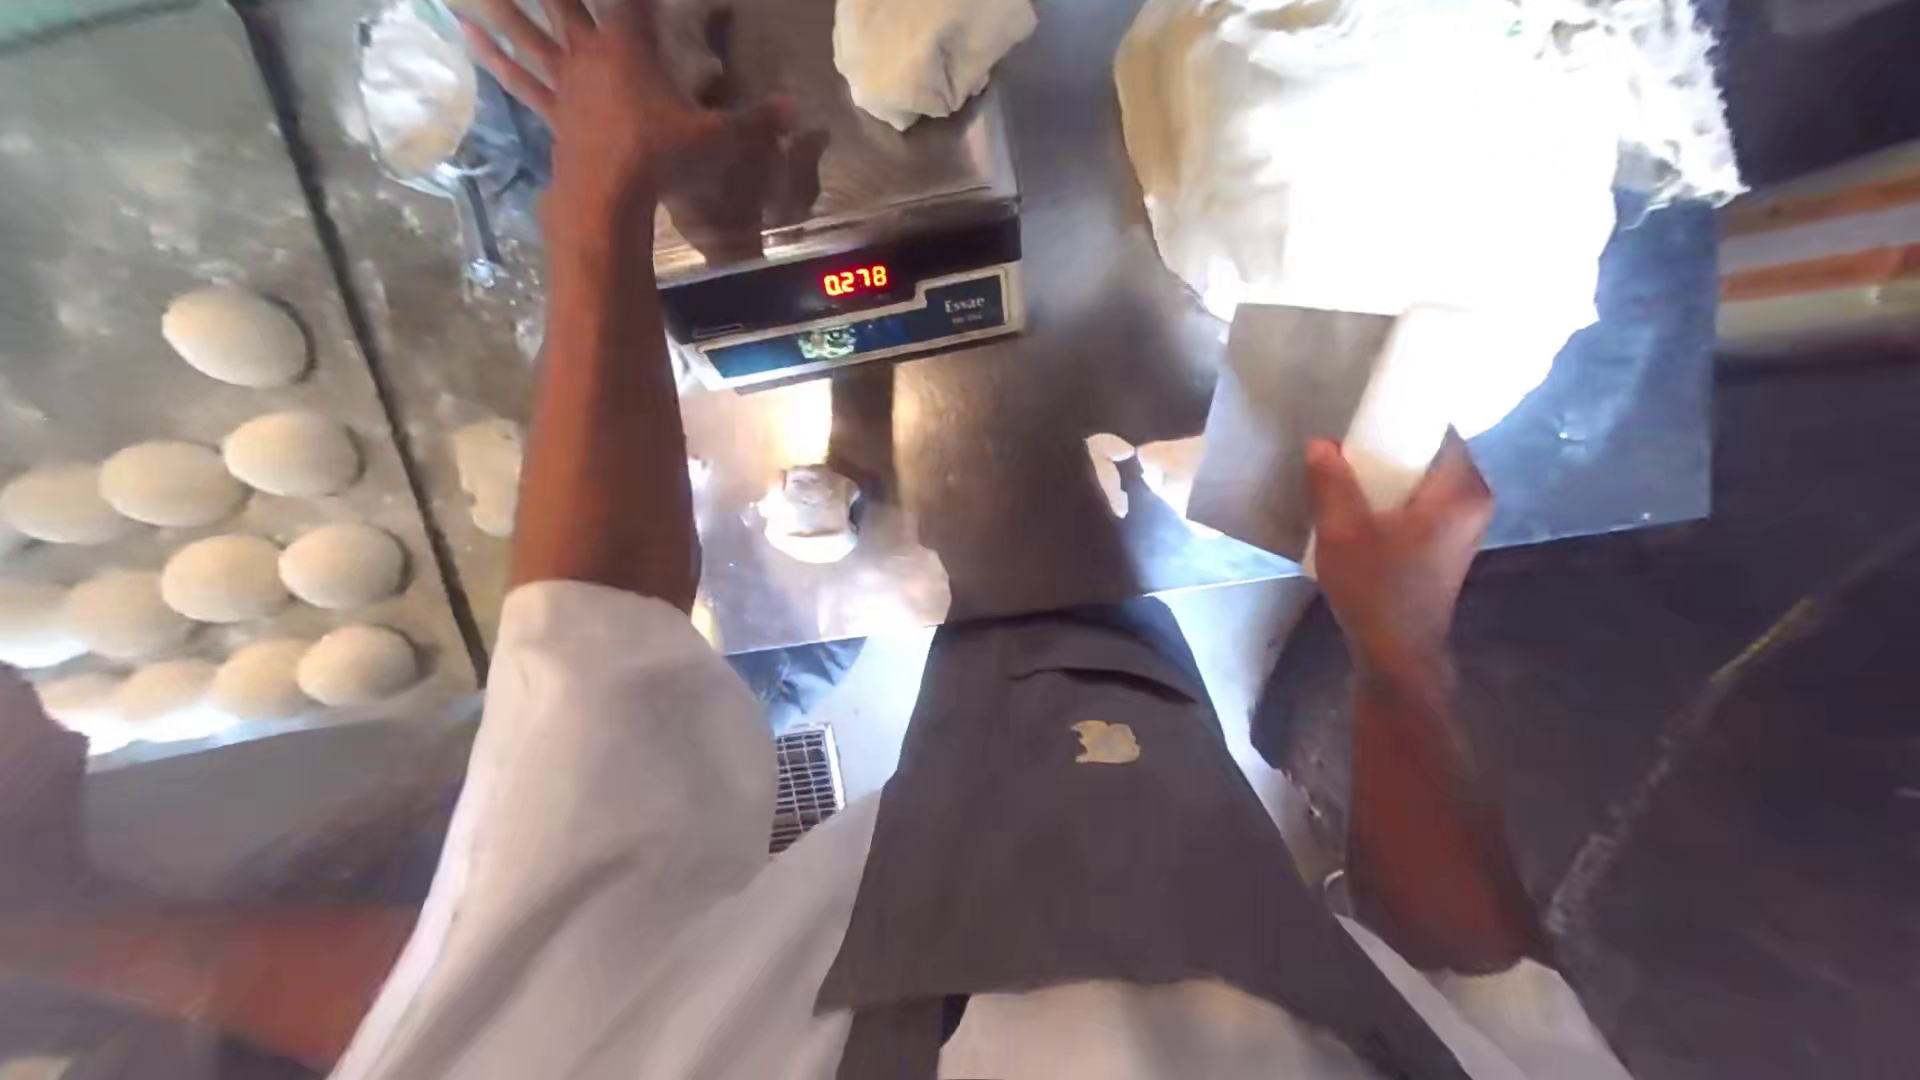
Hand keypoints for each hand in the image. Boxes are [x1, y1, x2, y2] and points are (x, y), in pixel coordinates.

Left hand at [465, 0, 803, 253]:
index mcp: (630, 48)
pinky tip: (466, 29)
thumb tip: (793, 108)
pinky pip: (518, 76)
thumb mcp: (717, 142)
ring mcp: (564, 81)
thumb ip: (753, 123)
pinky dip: (492, 53)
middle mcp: (590, 52)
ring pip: (526, 26)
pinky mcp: (551, 112)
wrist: (611, 196)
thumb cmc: (663, 159)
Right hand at [1305, 431, 1491, 681]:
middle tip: (1343, 446)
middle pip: (1430, 456)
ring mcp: (1463, 525)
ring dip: (1386, 476)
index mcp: (1461, 491)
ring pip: (1422, 481)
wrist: (1395, 649)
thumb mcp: (1342, 530)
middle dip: (1387, 448)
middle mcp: (1474, 502)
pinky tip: (1358, 507)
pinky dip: (1392, 498)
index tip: (1362, 417)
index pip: (1438, 432)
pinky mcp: (1446, 544)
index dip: (1400, 420)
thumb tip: (1320, 442)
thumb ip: (1331, 482)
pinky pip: (1420, 503)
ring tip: (1344, 474)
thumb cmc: (1375, 586)